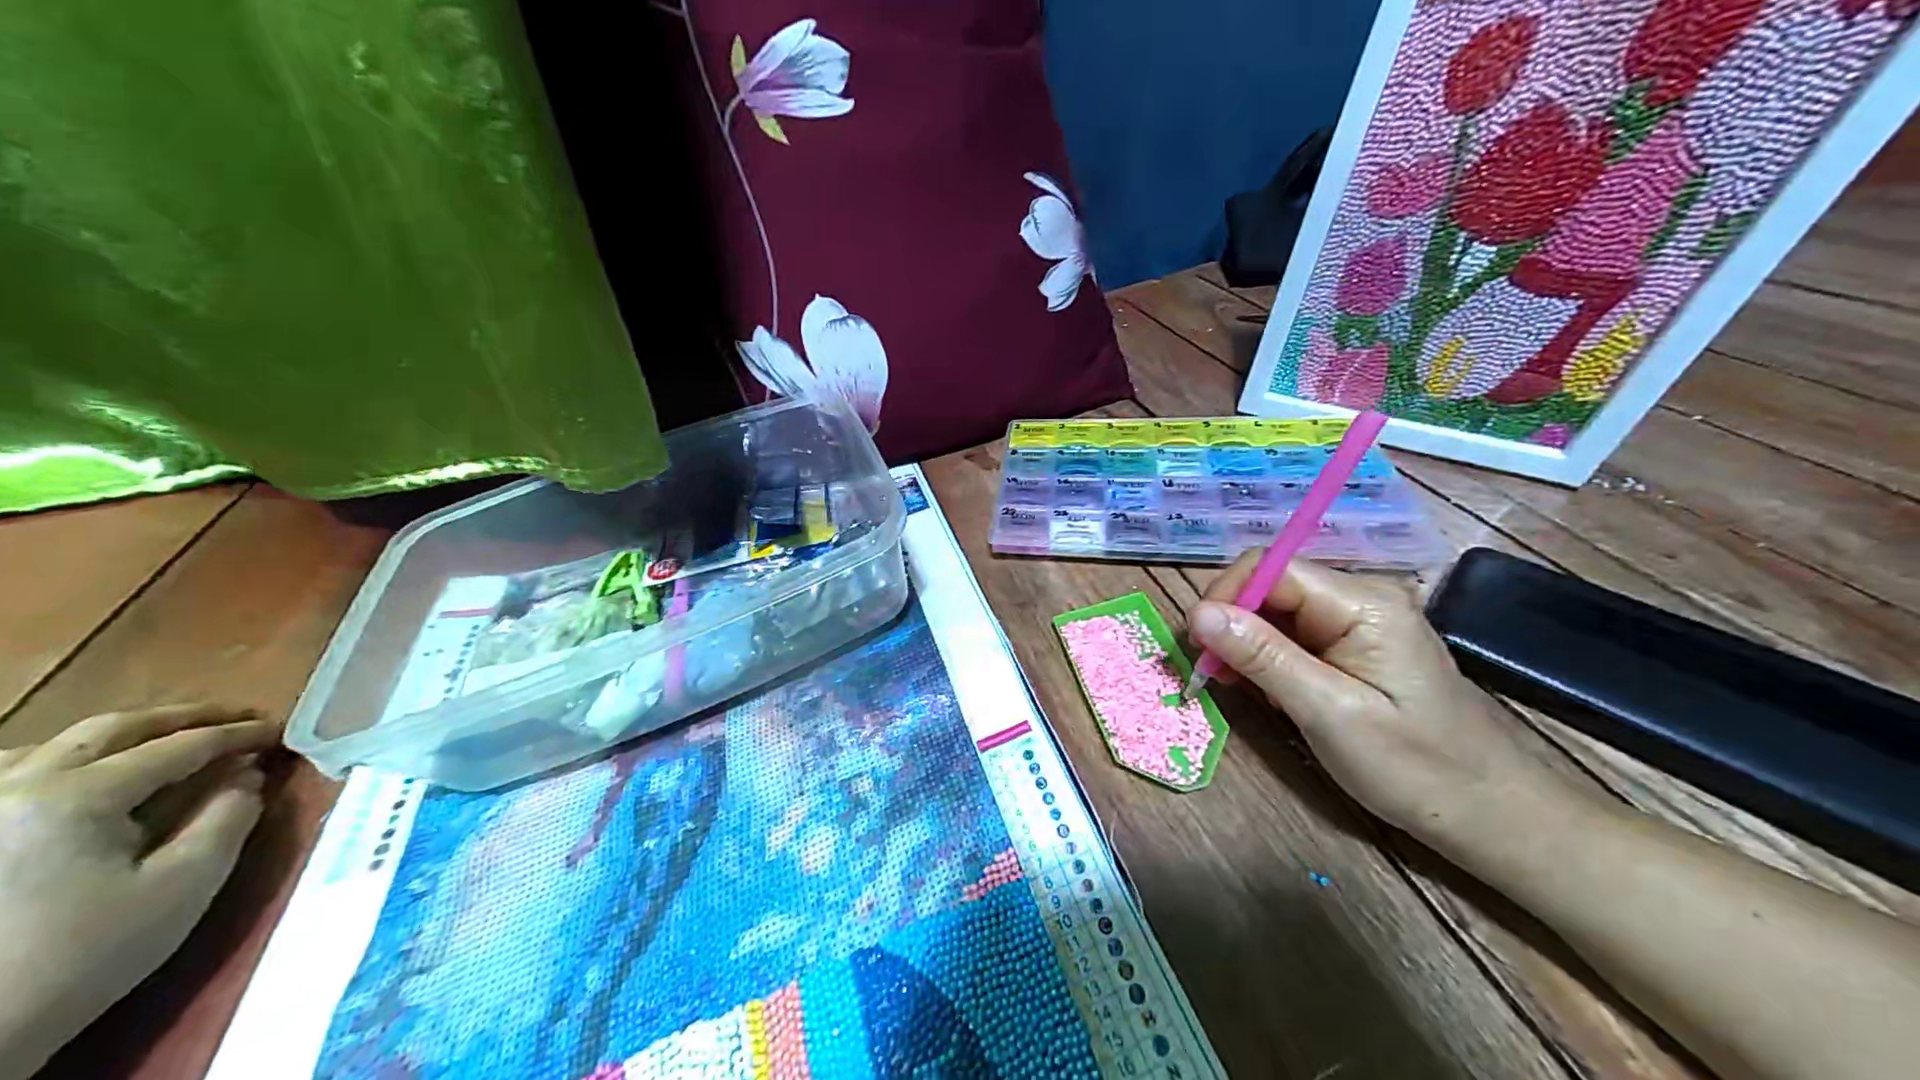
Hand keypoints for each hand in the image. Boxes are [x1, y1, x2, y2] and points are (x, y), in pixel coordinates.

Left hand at [0, 705, 279, 1079]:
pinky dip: (67, 759)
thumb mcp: (183, 886)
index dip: (239, 735)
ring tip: (172, 740)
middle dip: (185, 717)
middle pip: (112, 730)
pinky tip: (92, 774)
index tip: (282, 730)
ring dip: (124, 736)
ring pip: (55, 745)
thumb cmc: (86, 957)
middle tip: (240, 715)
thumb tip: (247, 776)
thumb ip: (227, 819)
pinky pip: (17, 773)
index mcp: (75, 797)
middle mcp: (17, 787)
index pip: (179, 747)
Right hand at [1186, 551, 1591, 844]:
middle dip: (1229, 621)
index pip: (1271, 567)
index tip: (1197, 645)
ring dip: (1242, 642)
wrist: (1489, 811)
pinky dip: (1263, 657)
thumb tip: (1198, 613)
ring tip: (1232, 685)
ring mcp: (1356, 620)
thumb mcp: (1328, 712)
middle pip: (1269, 584)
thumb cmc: (1414, 766)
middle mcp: (1359, 597)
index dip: (1225, 595)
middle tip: (1210, 673)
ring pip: (1274, 610)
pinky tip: (1259, 688)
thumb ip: (1263, 657)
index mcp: (1363, 602)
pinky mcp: (1350, 645)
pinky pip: (1289, 633)